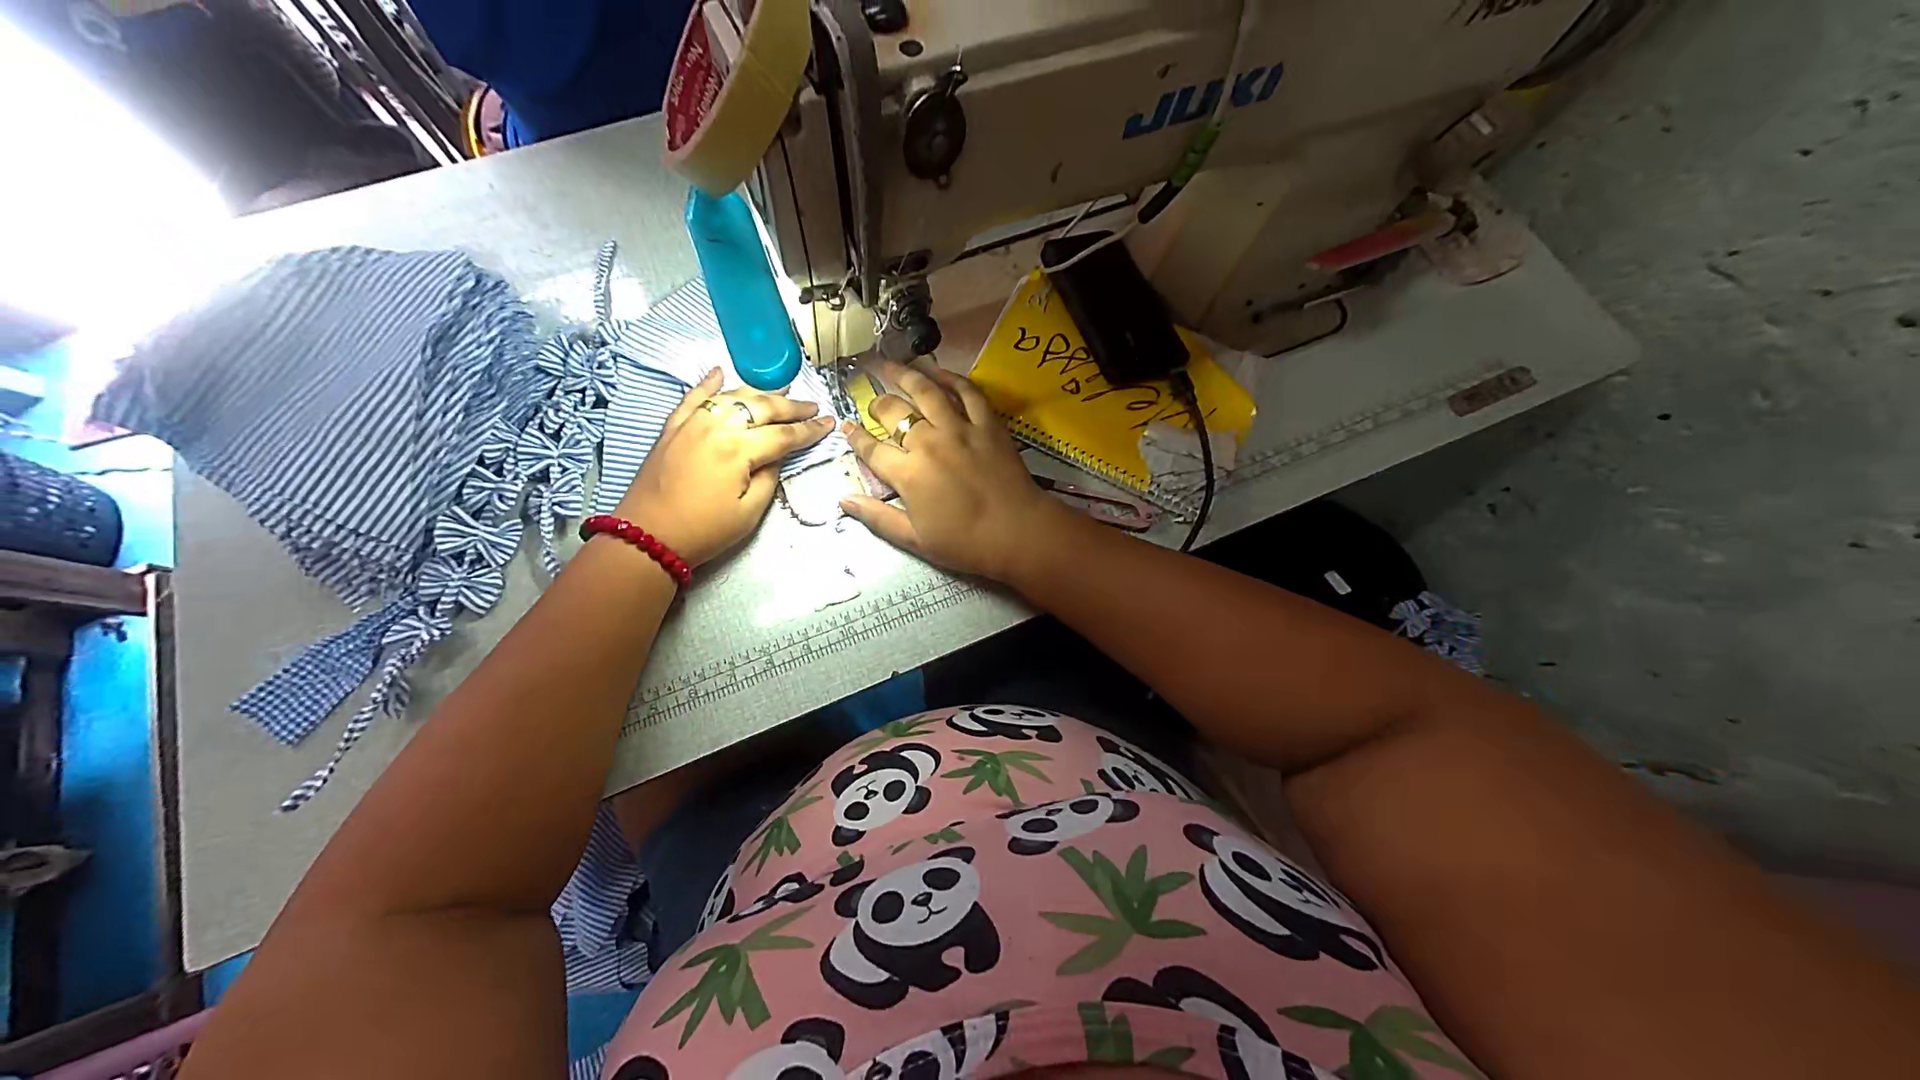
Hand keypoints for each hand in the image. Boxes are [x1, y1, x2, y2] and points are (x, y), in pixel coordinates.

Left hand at [615, 368, 834, 565]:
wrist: (648, 537)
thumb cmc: (704, 531)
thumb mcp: (750, 512)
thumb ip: (769, 477)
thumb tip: (775, 455)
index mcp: (738, 450)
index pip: (783, 434)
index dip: (809, 430)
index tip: (828, 423)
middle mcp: (716, 427)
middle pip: (761, 408)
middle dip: (791, 407)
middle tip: (811, 406)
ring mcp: (691, 424)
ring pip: (731, 397)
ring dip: (758, 392)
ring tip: (780, 390)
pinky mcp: (672, 428)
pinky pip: (692, 398)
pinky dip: (708, 384)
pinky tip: (720, 373)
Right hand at [840, 360, 1080, 580]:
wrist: (1018, 533)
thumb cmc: (966, 543)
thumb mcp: (915, 540)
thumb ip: (878, 517)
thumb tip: (844, 500)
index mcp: (908, 473)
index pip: (871, 449)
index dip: (855, 437)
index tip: (846, 427)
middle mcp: (928, 442)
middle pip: (894, 413)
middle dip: (877, 404)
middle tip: (873, 402)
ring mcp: (960, 429)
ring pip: (926, 391)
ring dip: (906, 375)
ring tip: (891, 365)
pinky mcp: (988, 424)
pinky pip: (967, 392)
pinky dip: (951, 378)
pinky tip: (938, 372)